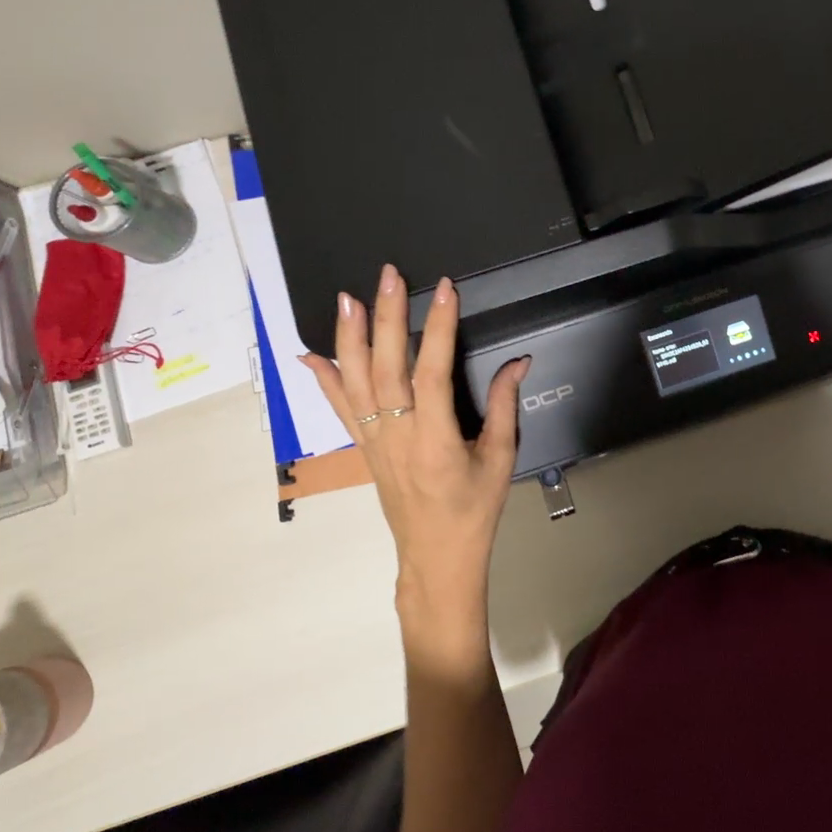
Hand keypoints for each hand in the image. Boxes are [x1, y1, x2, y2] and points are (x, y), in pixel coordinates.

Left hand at [301, 264, 530, 633]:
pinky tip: (313, 352)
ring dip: (349, 338)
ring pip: (354, 383)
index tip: (445, 290)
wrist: (435, 556)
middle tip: (389, 276)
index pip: (431, 372)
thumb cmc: (474, 509)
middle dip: (386, 317)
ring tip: (348, 298)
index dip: (438, 328)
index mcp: (435, 440)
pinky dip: (325, 379)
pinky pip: (340, 408)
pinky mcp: (364, 448)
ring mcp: (373, 441)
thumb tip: (518, 362)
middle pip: (384, 368)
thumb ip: (503, 407)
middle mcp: (396, 436)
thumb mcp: (500, 459)